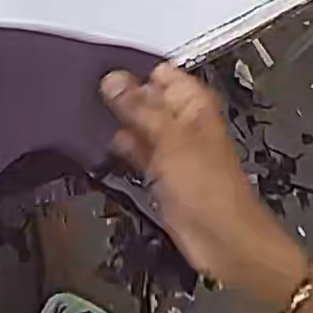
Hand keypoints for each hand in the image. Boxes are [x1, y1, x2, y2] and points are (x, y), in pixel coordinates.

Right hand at [101, 64, 307, 311]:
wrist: (221, 240)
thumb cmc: (212, 188)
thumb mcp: (169, 137)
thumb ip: (138, 106)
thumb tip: (113, 80)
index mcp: (192, 102)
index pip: (158, 73)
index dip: (133, 72)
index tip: (105, 73)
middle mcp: (181, 121)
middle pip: (145, 98)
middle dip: (121, 97)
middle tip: (93, 95)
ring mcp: (169, 146)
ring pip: (137, 124)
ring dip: (118, 123)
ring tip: (92, 117)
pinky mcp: (159, 171)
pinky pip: (135, 150)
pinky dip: (121, 147)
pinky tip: (103, 144)